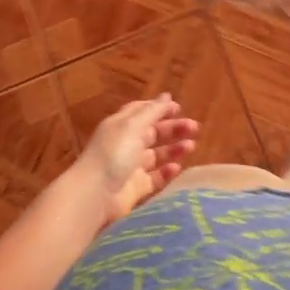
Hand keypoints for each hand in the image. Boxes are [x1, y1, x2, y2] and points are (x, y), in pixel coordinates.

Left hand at [72, 95, 199, 222]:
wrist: (96, 194)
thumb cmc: (114, 153)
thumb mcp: (133, 125)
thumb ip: (152, 111)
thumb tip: (166, 96)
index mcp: (121, 125)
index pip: (142, 112)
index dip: (159, 108)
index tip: (179, 108)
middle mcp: (126, 144)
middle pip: (152, 132)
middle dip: (172, 128)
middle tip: (194, 127)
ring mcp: (131, 167)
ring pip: (156, 155)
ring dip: (173, 149)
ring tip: (191, 146)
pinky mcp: (136, 188)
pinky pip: (155, 178)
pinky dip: (167, 172)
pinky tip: (177, 168)